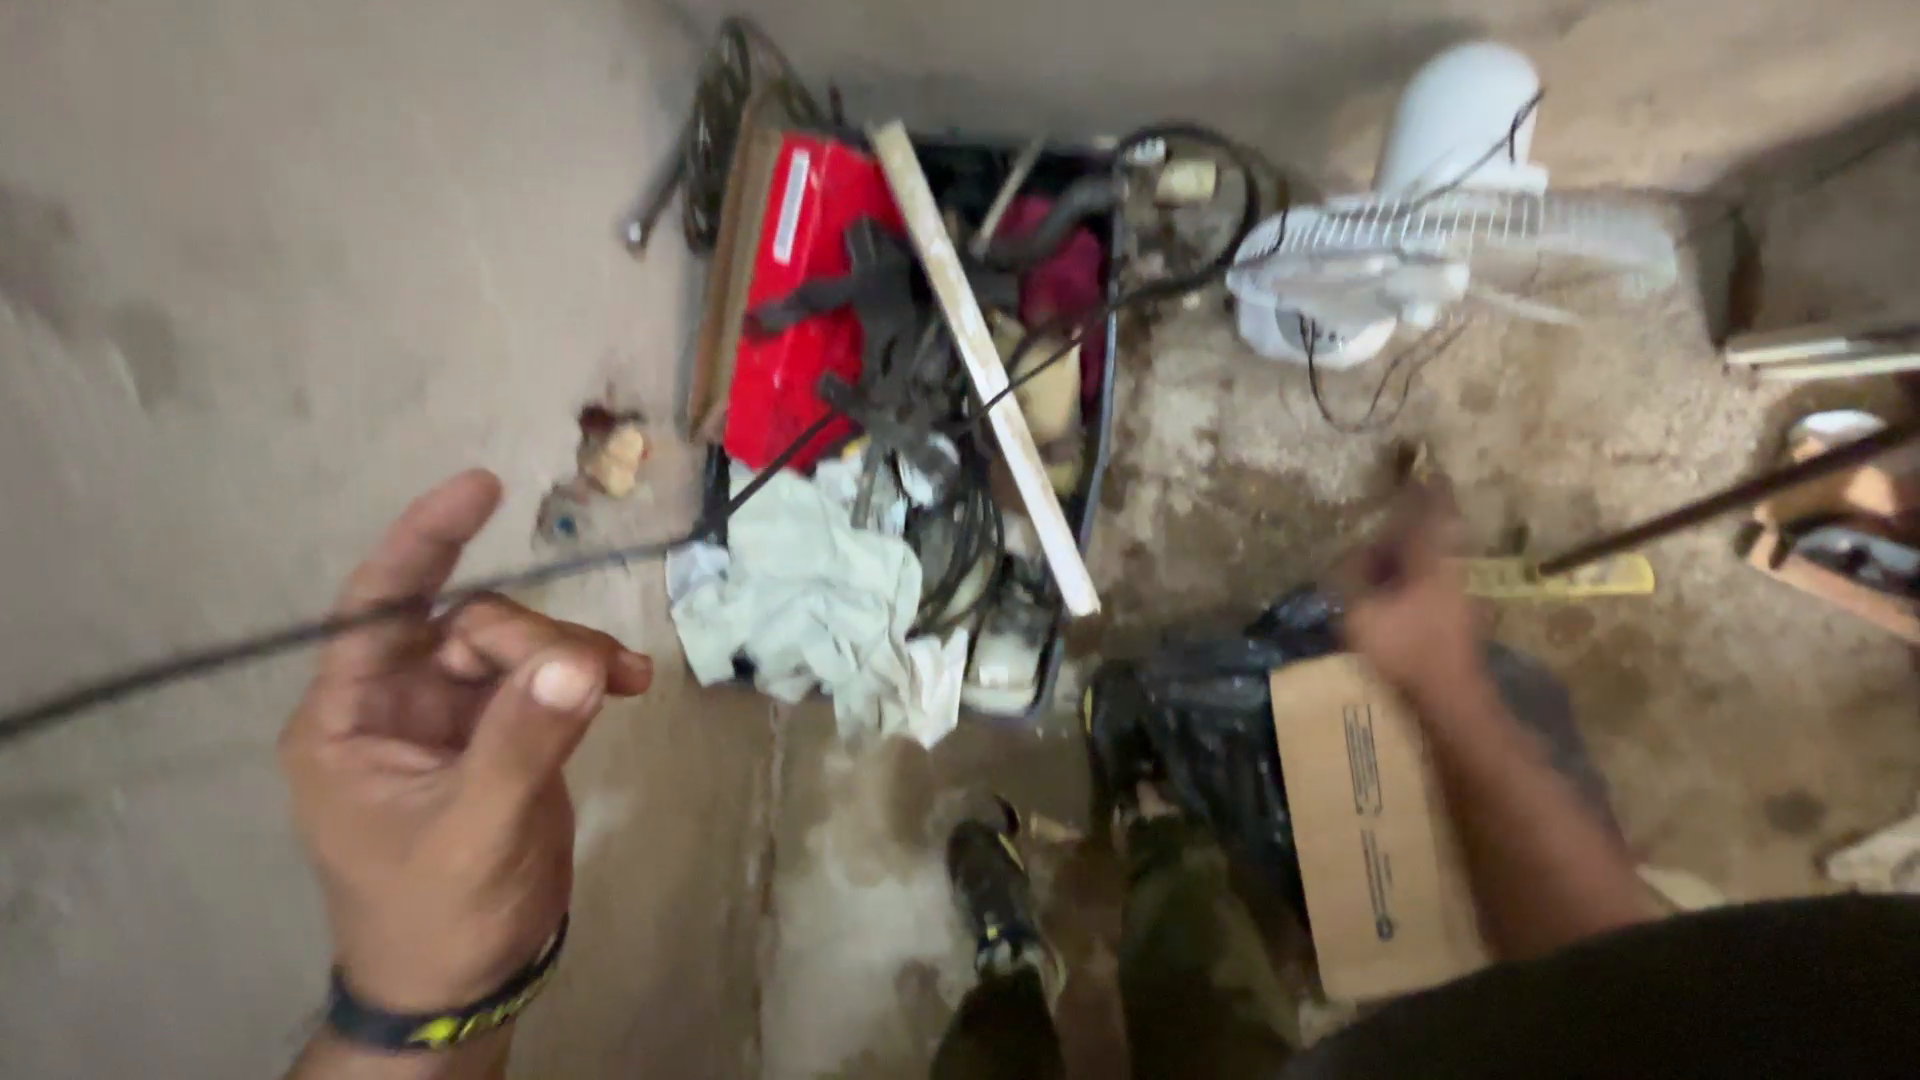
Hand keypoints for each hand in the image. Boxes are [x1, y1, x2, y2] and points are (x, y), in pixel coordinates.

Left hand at [280, 470, 652, 1014]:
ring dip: (576, 655)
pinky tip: (629, 685)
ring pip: (523, 647)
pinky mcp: (508, 733)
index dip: (424, 542)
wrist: (468, 976)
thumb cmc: (441, 912)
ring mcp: (459, 717)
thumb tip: (578, 659)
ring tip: (626, 682)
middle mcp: (401, 705)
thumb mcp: (478, 831)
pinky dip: (589, 677)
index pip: (378, 609)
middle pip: (475, 626)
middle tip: (595, 677)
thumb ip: (523, 742)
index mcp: (354, 720)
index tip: (481, 488)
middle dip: (539, 640)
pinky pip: (551, 679)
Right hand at [1337, 485, 1483, 701]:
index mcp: (1430, 562)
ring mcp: (1458, 596)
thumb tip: (1351, 553)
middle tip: (1396, 513)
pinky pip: (1431, 581)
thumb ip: (1353, 577)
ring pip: (1433, 561)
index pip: (1428, 516)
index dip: (1424, 493)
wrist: (1449, 696)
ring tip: (1383, 554)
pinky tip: (1393, 588)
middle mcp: (1450, 572)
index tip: (1424, 470)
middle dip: (1413, 524)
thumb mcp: (1361, 610)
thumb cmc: (1403, 648)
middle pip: (1433, 537)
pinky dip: (1412, 575)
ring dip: (1411, 552)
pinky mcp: (1456, 617)